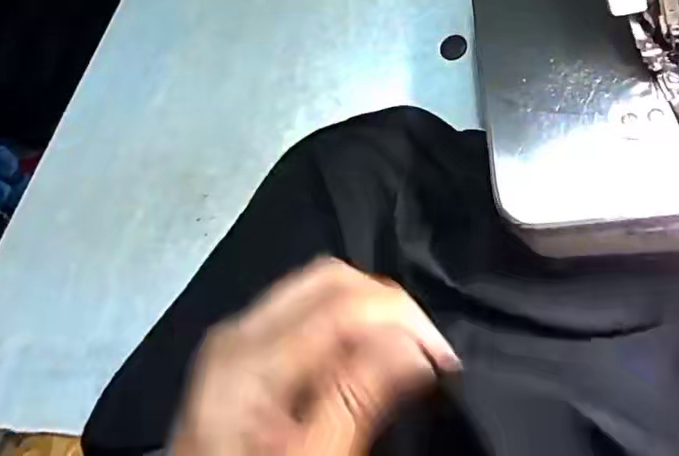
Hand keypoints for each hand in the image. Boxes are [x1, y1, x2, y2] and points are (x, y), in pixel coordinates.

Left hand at [170, 259, 459, 455]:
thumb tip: (414, 346)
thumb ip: (356, 401)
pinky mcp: (242, 347)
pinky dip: (344, 319)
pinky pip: (304, 306)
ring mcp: (236, 334)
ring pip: (318, 284)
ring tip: (405, 349)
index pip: (339, 302)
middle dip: (386, 303)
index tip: (443, 354)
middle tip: (428, 349)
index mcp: (247, 359)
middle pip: (328, 277)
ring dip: (368, 307)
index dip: (400, 316)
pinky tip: (365, 351)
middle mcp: (238, 330)